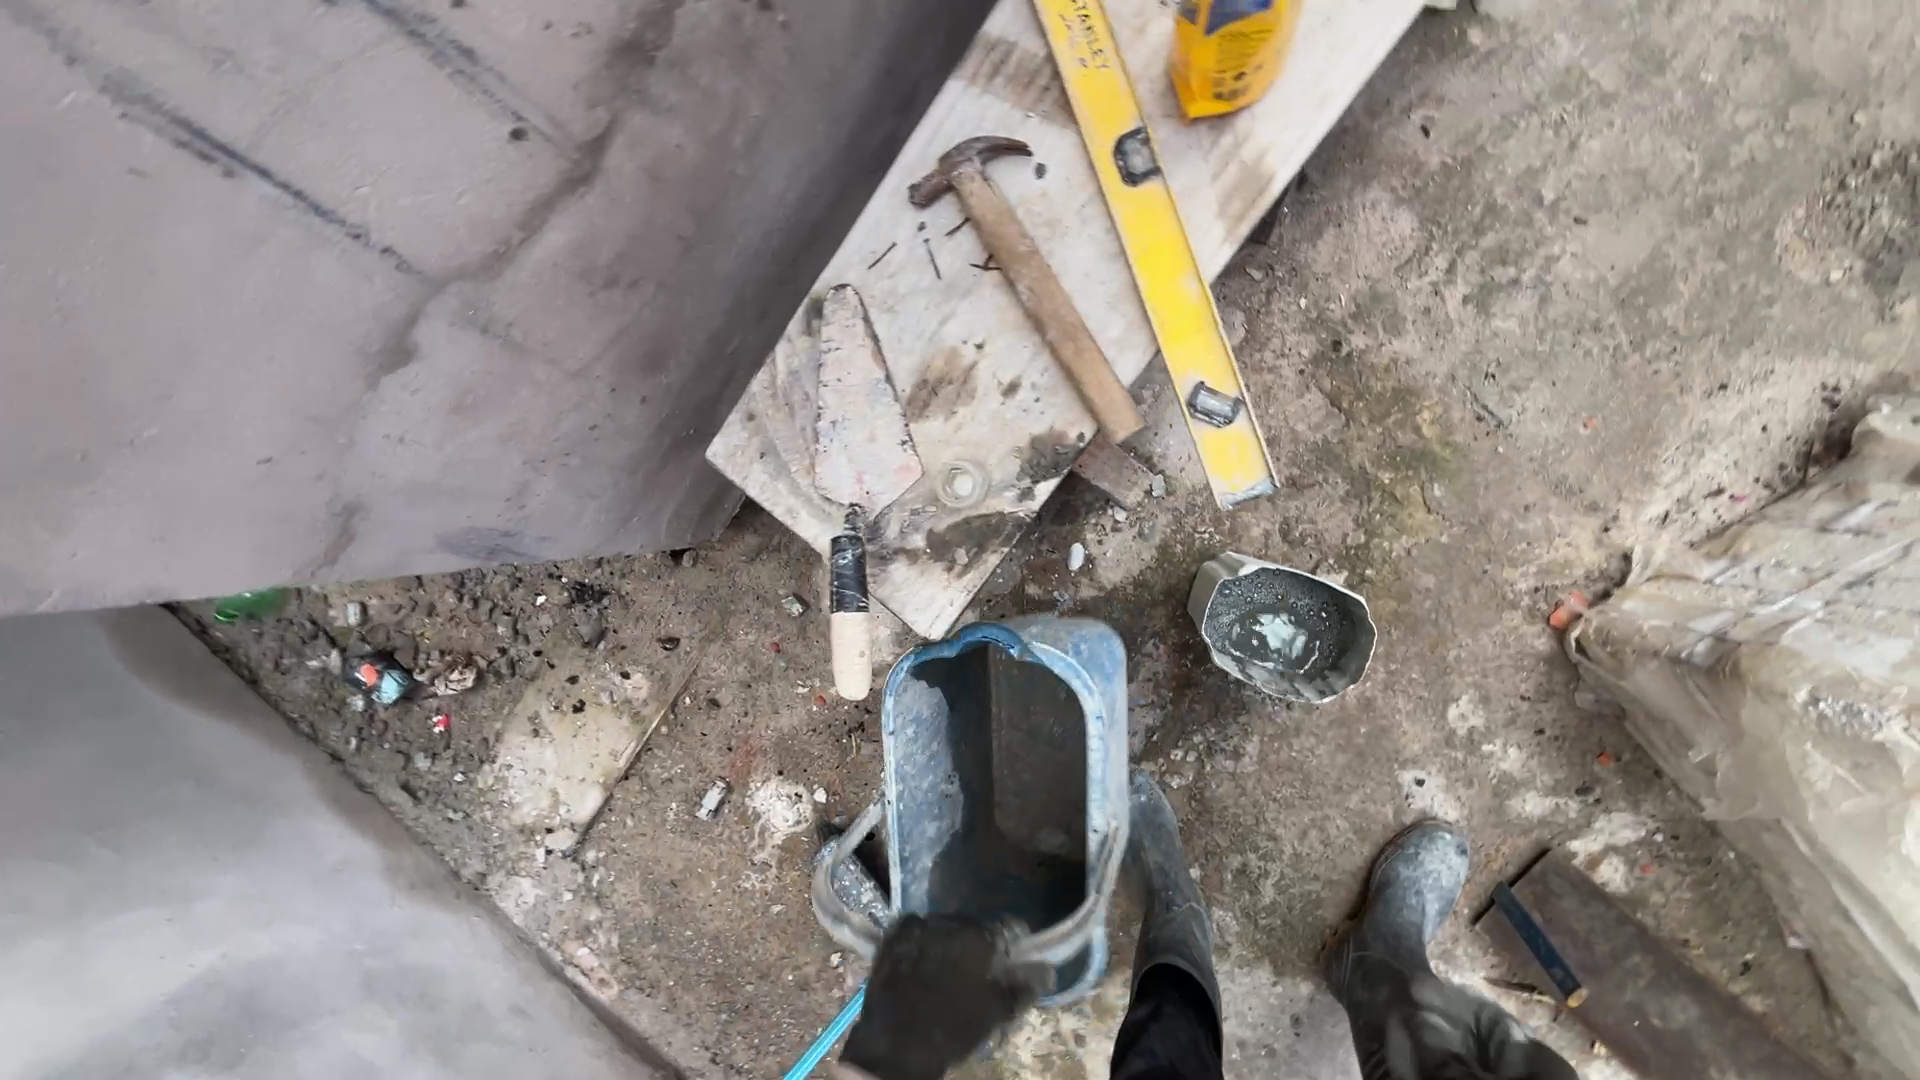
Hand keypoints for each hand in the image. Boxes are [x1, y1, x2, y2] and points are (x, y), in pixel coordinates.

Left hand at [840, 914, 1044, 1079]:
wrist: (895, 1047)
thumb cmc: (951, 1031)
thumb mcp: (994, 1013)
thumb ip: (1023, 987)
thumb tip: (1047, 969)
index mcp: (982, 938)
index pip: (1009, 928)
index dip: (1013, 945)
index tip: (1011, 961)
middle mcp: (953, 922)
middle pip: (975, 926)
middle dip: (979, 945)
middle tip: (976, 972)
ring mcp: (921, 925)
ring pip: (946, 926)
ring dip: (951, 941)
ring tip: (946, 970)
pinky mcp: (896, 934)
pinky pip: (917, 928)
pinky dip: (922, 940)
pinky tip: (921, 963)